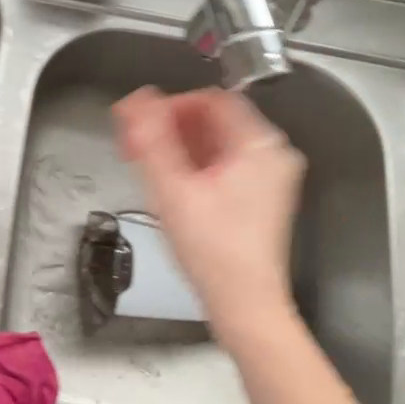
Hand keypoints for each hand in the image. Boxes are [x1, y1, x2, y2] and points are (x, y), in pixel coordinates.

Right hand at [113, 86, 304, 330]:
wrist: (244, 304)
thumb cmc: (212, 249)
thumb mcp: (172, 189)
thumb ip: (151, 140)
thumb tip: (134, 100)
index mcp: (259, 145)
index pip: (211, 99)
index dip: (169, 105)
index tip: (137, 124)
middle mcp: (271, 155)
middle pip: (213, 120)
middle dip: (169, 127)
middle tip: (133, 145)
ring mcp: (268, 178)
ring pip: (215, 143)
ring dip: (177, 146)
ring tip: (144, 164)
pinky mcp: (259, 198)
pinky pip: (221, 165)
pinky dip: (192, 166)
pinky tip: (167, 183)